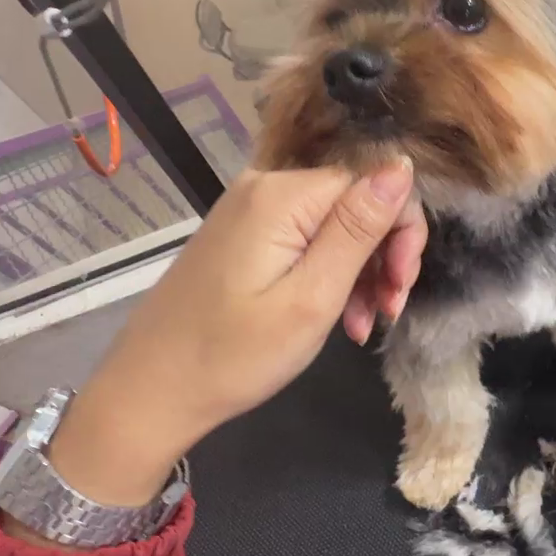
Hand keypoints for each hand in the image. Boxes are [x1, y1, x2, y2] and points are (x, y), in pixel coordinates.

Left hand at [42, 160, 423, 510]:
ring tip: (364, 326)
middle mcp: (265, 188)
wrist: (152, 392)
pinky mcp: (245, 236)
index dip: (402, 231)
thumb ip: (359, 228)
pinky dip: (331, 277)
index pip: (374, 183)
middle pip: (357, 203)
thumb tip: (403, 164)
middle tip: (389, 312)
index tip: (400, 288)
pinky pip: (308, 242)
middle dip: (385, 256)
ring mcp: (251, 211)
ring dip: (362, 274)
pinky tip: (340, 319)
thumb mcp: (313, 296)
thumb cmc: (235, 355)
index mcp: (282, 196)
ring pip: (337, 226)